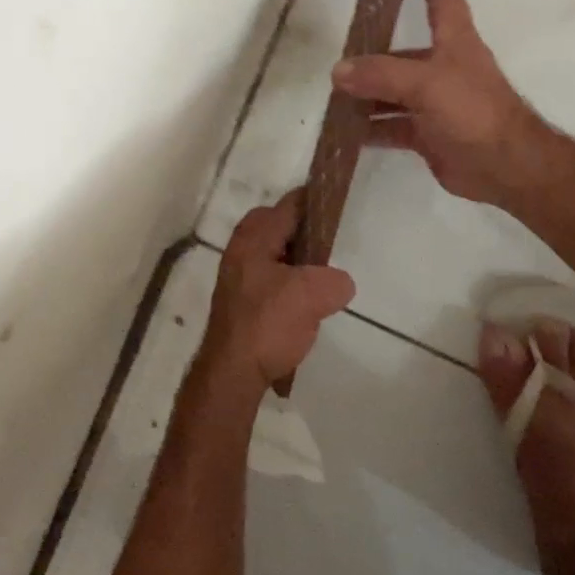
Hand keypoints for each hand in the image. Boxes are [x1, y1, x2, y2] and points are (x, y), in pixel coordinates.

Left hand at [203, 190, 356, 384]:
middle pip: (278, 227)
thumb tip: (338, 284)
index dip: (317, 201)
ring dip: (297, 261)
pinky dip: (288, 283)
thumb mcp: (312, 295)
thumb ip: (334, 280)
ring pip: (274, 255)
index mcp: (253, 239)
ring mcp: (238, 278)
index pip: (290, 205)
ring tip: (322, 277)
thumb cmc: (268, 325)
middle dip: (305, 232)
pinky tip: (305, 304)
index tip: (341, 202)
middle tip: (331, 246)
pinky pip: (271, 279)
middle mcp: (241, 252)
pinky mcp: (242, 303)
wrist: (232, 373)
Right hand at [332, 0, 553, 206]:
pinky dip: (371, 129)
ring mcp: (436, 103)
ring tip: (332, 98)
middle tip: (336, 58)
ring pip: (393, 94)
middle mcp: (444, 68)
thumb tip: (338, 71)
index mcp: (454, 42)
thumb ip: (381, 75)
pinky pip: (392, 127)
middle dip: (372, 56)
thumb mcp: (426, 83)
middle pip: (402, 55)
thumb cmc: (474, 111)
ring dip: (366, 96)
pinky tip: (345, 132)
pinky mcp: (429, 135)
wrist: (503, 165)